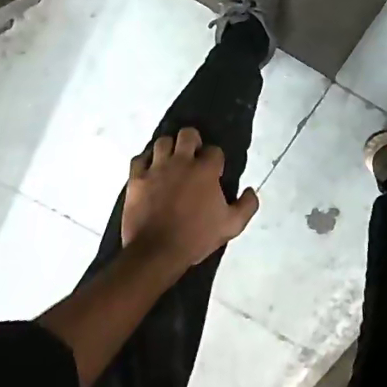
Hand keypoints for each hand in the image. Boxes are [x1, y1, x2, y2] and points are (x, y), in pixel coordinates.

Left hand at [121, 128, 259, 267]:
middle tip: (192, 156)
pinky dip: (146, 161)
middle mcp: (181, 162)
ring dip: (169, 148)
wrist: (156, 252)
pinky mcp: (136, 178)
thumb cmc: (196, 237)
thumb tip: (250, 190)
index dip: (215, 160)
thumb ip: (247, 205)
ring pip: (162, 141)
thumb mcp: (231, 226)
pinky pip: (140, 158)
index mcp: (205, 170)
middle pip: (187, 134)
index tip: (214, 173)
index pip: (214, 151)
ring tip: (171, 161)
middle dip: (192, 141)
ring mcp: (156, 168)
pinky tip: (150, 169)